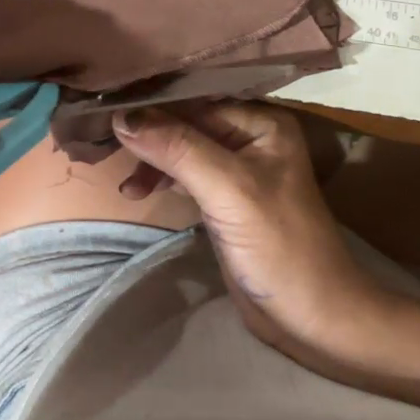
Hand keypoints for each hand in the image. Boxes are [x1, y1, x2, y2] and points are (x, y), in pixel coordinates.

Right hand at [111, 104, 393, 364]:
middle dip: (147, 133)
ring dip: (151, 159)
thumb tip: (121, 117)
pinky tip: (137, 191)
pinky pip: (185, 174)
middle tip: (104, 145)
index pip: (195, 100)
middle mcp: (250, 136)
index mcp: (262, 122)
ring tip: (125, 183)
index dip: (152, 105)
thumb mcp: (228, 190)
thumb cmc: (279, 247)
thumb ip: (177, 148)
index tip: (106, 110)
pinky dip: (161, 179)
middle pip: (186, 121)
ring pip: (181, 148)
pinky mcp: (226, 199)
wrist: (314, 319)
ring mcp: (238, 169)